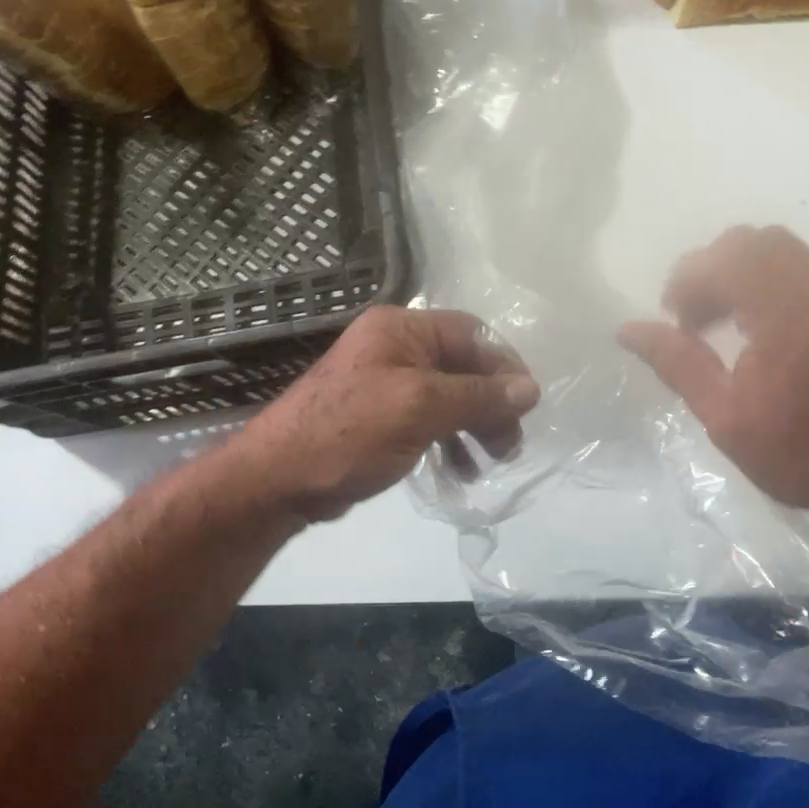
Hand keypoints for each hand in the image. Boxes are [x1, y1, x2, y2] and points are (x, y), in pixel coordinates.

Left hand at [239, 306, 540, 520]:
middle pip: (462, 366)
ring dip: (475, 425)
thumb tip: (531, 389)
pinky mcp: (380, 417)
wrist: (277, 479)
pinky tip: (462, 469)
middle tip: (511, 444)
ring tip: (494, 460)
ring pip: (449, 396)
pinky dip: (450, 440)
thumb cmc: (349, 433)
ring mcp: (386, 383)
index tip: (528, 403)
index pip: (471, 334)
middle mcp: (394, 348)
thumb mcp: (420, 408)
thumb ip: (478, 396)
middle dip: (491, 402)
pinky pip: (429, 419)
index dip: (504, 365)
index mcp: (401, 329)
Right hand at [618, 226, 808, 520]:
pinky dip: (765, 280)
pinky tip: (756, 329)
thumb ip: (677, 364)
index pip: (724, 260)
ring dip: (738, 271)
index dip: (687, 281)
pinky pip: (799, 267)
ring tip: (722, 321)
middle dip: (710, 268)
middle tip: (694, 318)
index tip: (674, 323)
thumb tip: (627, 329)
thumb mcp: (726, 419)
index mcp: (785, 314)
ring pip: (777, 248)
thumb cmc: (804, 454)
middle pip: (751, 241)